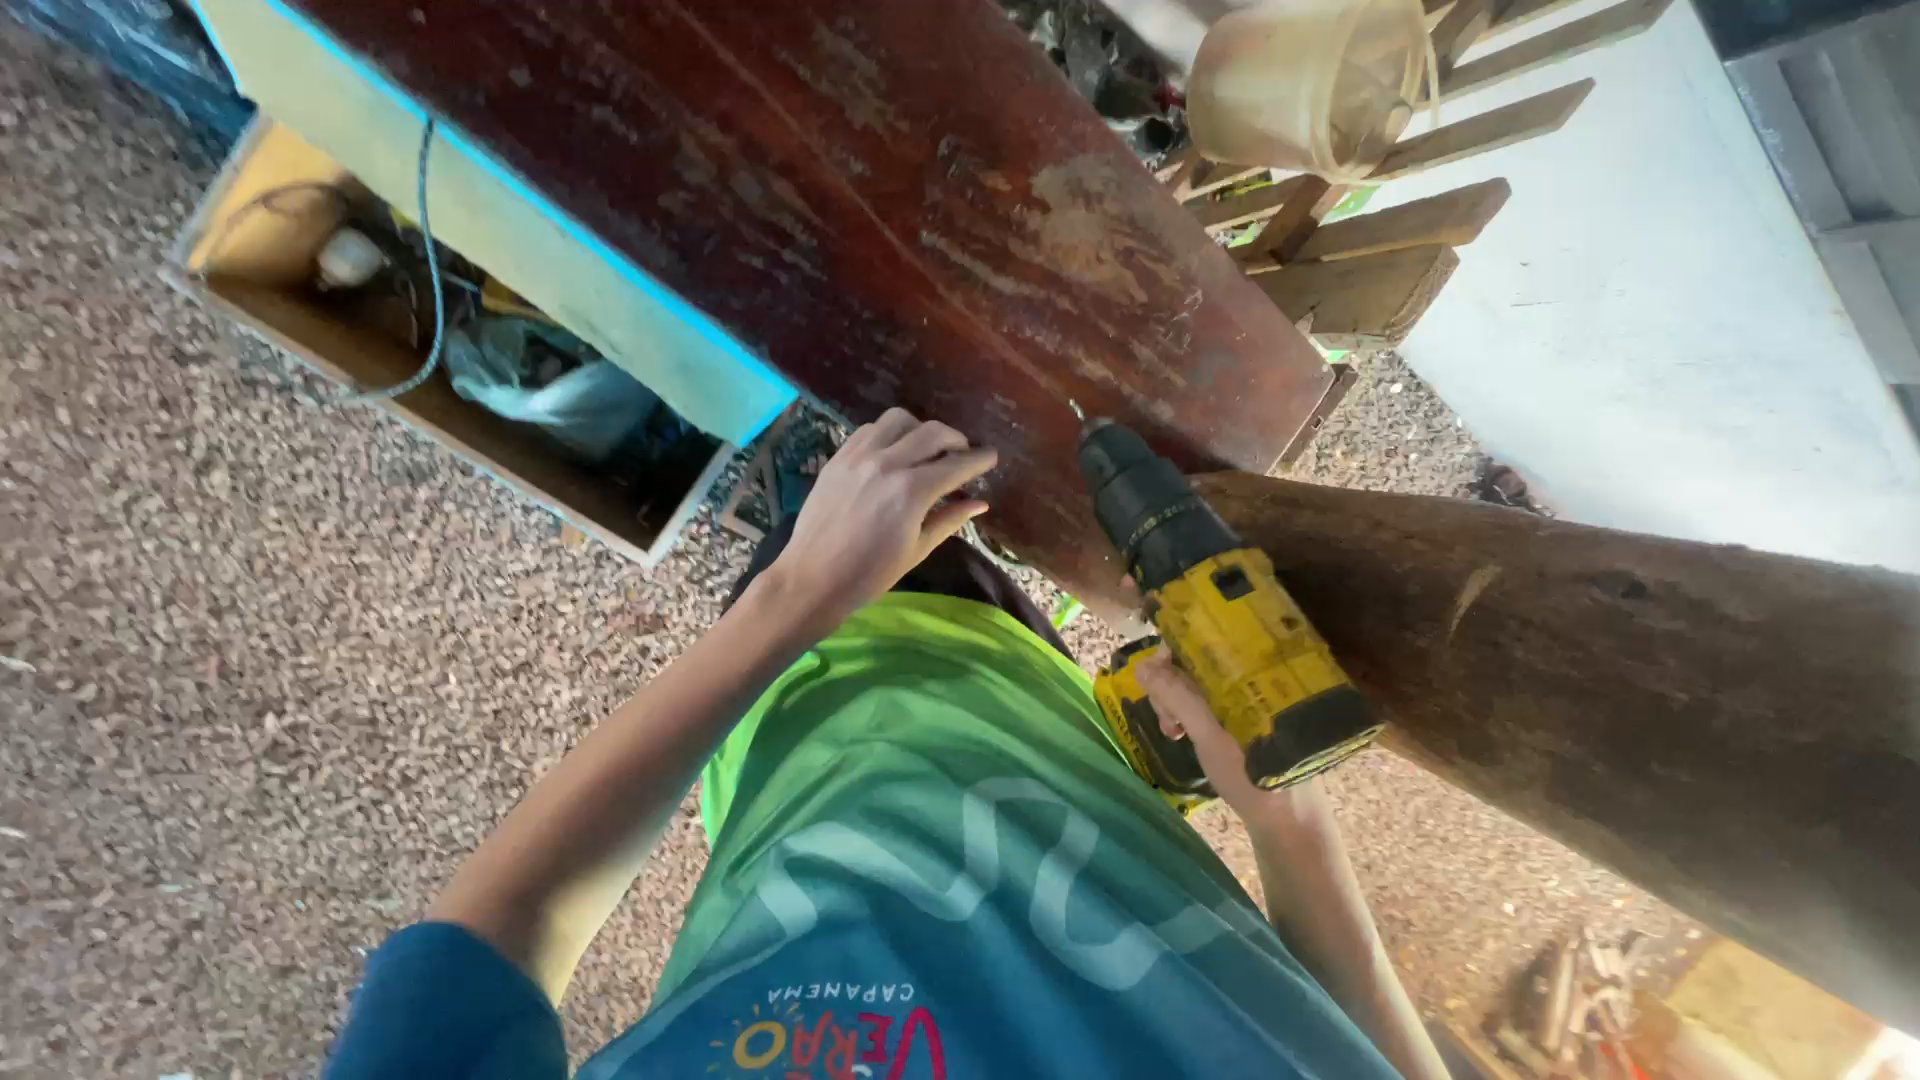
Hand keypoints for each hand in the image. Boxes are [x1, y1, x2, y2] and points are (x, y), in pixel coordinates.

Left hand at [759, 408, 997, 636]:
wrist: (813, 579)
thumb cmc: (870, 574)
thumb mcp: (917, 549)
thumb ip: (950, 519)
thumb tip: (980, 502)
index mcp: (912, 492)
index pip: (957, 464)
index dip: (980, 459)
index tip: (991, 456)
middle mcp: (887, 464)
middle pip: (933, 432)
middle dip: (955, 440)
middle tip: (963, 453)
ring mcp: (859, 457)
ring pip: (899, 420)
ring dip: (921, 429)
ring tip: (926, 448)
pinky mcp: (838, 458)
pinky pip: (869, 430)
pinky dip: (889, 433)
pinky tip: (893, 451)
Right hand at [1133, 650, 1332, 834]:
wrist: (1287, 822)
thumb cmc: (1252, 776)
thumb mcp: (1208, 735)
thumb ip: (1176, 697)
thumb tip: (1142, 665)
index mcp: (1247, 673)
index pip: (1203, 640)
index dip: (1171, 654)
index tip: (1154, 683)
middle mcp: (1246, 677)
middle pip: (1194, 662)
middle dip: (1169, 686)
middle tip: (1167, 720)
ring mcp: (1243, 698)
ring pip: (1194, 684)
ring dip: (1174, 703)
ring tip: (1172, 731)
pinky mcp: (1239, 717)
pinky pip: (1203, 702)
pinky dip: (1186, 714)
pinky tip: (1179, 733)